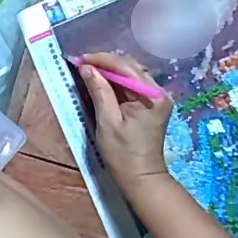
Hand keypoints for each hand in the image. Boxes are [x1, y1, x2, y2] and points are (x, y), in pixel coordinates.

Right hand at [77, 51, 174, 196]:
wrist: (141, 176)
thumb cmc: (123, 152)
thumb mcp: (107, 120)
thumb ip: (99, 91)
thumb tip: (86, 68)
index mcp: (151, 95)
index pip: (125, 67)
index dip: (100, 60)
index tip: (79, 60)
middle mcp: (158, 91)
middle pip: (129, 67)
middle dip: (104, 63)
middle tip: (80, 64)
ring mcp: (156, 96)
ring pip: (130, 73)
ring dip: (108, 70)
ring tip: (87, 71)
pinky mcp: (150, 102)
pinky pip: (131, 84)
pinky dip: (115, 80)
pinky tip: (100, 81)